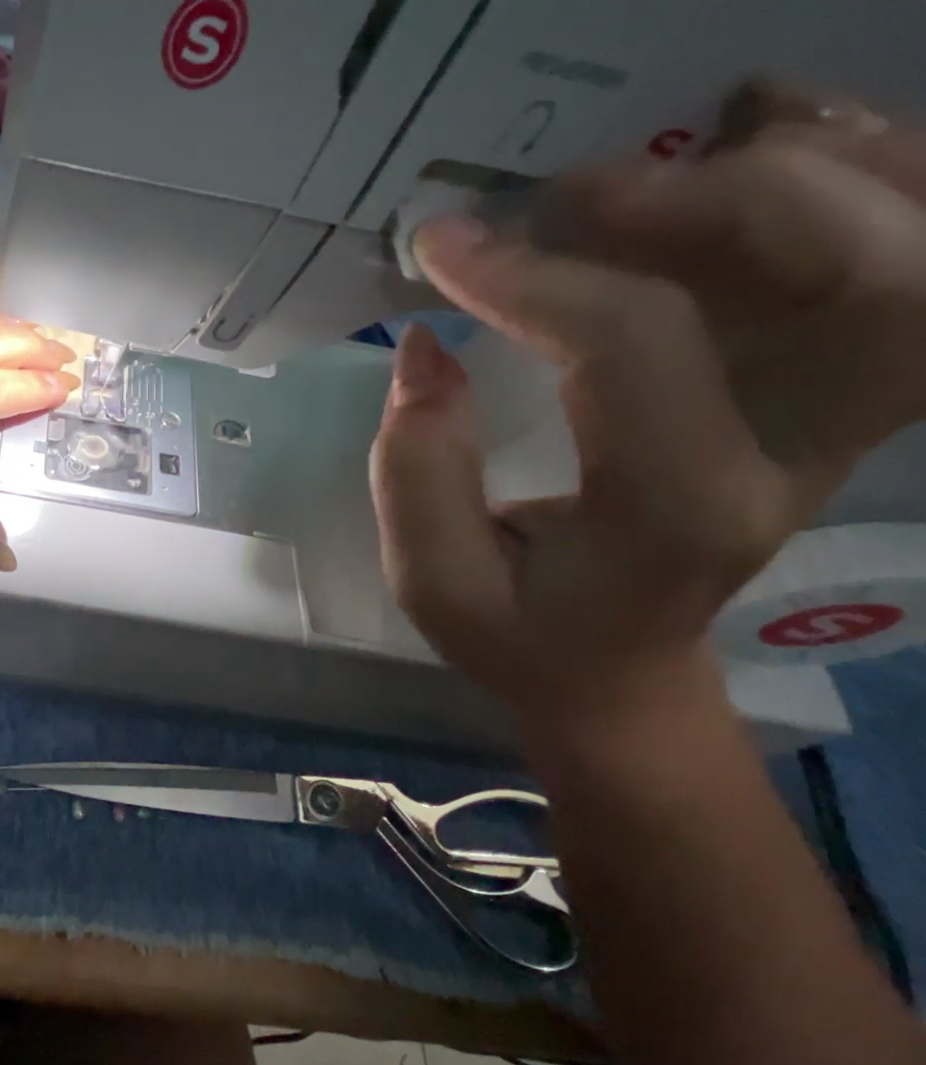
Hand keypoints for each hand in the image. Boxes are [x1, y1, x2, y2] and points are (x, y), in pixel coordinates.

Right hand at [370, 107, 925, 718]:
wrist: (618, 665)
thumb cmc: (520, 633)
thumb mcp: (435, 583)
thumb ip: (416, 473)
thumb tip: (427, 342)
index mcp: (681, 508)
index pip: (635, 343)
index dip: (533, 276)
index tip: (441, 247)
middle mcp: (796, 452)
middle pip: (853, 270)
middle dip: (715, 198)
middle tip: (575, 196)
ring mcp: (835, 417)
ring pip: (908, 248)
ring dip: (794, 177)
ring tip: (650, 173)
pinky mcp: (827, 391)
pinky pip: (892, 257)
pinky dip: (836, 188)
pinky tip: (727, 172)